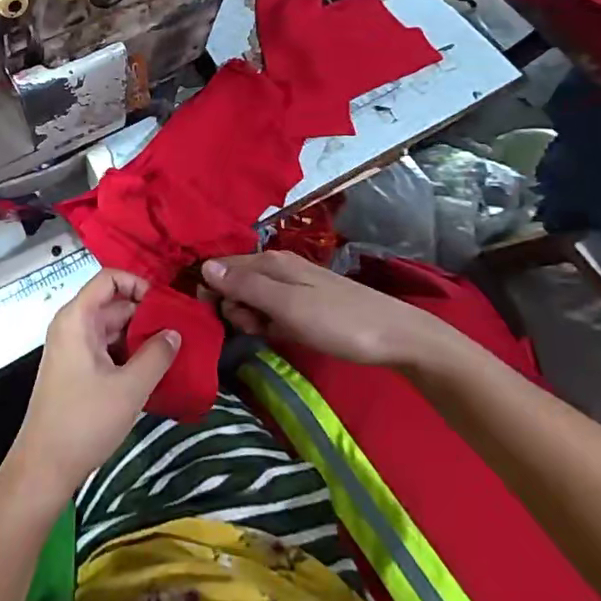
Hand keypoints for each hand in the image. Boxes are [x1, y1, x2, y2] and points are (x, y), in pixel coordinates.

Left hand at [13, 270, 179, 493]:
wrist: (44, 466)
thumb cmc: (84, 421)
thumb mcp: (129, 388)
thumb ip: (156, 355)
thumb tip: (175, 333)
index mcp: (77, 319)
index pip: (109, 279)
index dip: (139, 284)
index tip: (166, 305)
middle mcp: (72, 326)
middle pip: (113, 304)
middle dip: (146, 314)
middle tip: (181, 330)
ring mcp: (73, 349)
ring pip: (113, 329)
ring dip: (140, 337)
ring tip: (173, 351)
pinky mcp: (77, 370)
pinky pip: (107, 349)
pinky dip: (129, 354)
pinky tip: (154, 370)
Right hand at [201, 251, 463, 367]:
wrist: (397, 338)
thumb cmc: (339, 322)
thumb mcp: (287, 306)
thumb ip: (246, 287)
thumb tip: (204, 267)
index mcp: (271, 261)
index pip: (221, 265)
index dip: (210, 288)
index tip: (212, 314)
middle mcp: (277, 267)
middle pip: (234, 282)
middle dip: (230, 305)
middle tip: (249, 327)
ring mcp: (292, 286)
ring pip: (251, 298)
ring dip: (248, 317)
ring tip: (265, 334)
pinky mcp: (303, 306)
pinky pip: (270, 310)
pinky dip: (267, 323)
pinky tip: (277, 336)